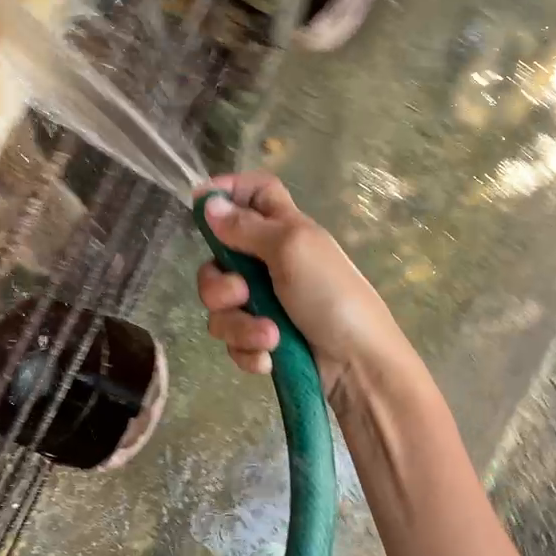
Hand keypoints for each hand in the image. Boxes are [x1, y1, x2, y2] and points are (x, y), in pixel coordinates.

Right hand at [194, 171, 407, 393]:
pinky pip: (232, 343)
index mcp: (283, 231)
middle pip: (217, 262)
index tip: (200, 204)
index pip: (254, 194)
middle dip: (219, 286)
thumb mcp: (292, 249)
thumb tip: (207, 202)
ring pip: (220, 311)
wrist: (355, 364)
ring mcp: (264, 306)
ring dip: (240, 327)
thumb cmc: (332, 297)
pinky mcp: (261, 342)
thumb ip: (246, 227)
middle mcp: (269, 265)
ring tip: (271, 338)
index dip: (229, 192)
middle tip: (241, 296)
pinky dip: (249, 352)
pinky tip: (270, 359)